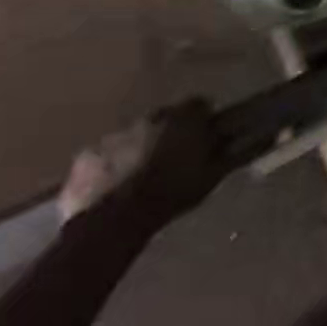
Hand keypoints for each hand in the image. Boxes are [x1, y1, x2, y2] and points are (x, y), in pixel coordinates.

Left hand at [59, 99, 227, 225]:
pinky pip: (104, 155)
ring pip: (132, 135)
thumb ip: (226, 153)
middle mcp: (147, 118)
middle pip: (164, 117)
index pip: (200, 104)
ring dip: (139, 147)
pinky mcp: (85, 157)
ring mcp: (112, 136)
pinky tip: (116, 187)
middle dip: (170, 131)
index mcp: (182, 119)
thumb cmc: (171, 194)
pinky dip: (111, 165)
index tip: (207, 134)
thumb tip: (241, 140)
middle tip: (174, 156)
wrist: (113, 221)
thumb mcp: (211, 176)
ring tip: (143, 176)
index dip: (204, 119)